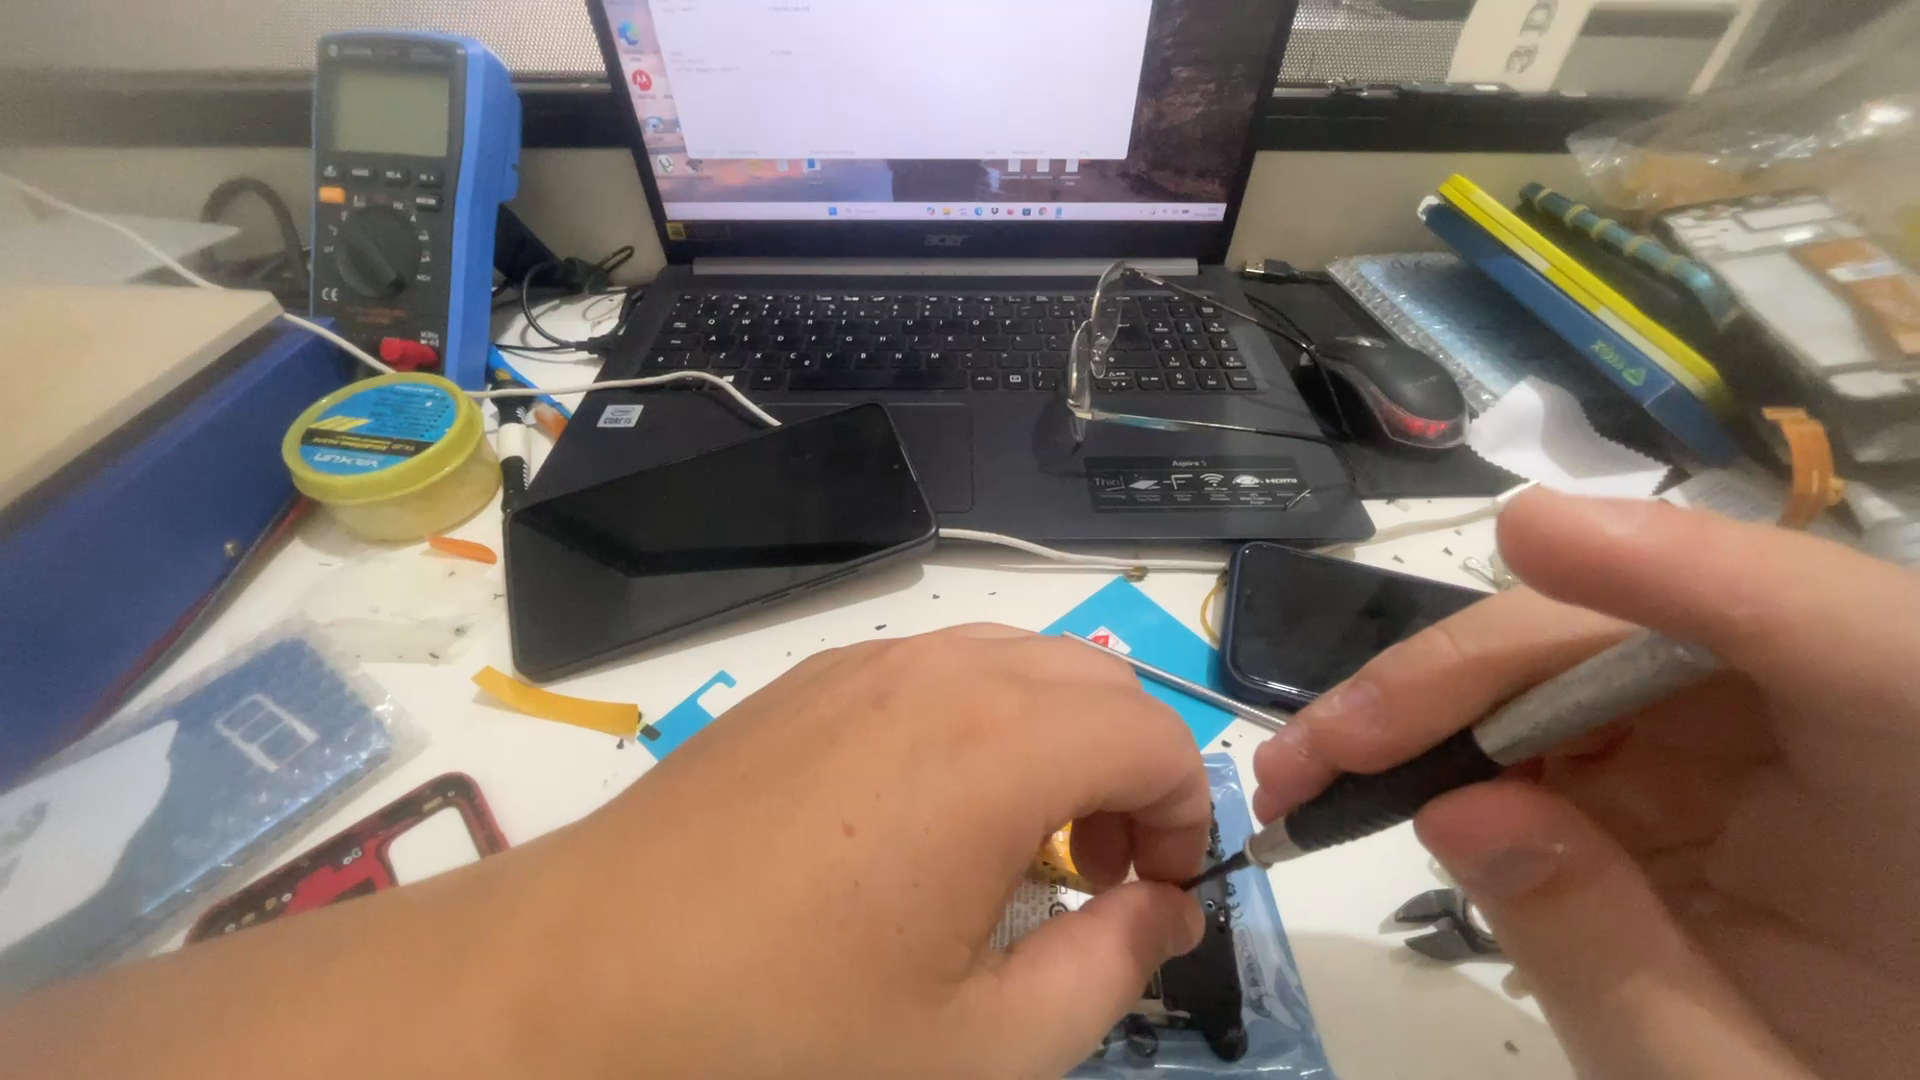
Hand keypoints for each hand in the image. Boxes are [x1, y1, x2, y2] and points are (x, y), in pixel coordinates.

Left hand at [3, 627, 1210, 1079]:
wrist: (574, 983)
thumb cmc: (785, 1037)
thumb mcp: (982, 1050)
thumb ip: (1110, 966)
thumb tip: (1166, 906)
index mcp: (996, 746)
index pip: (1156, 735)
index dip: (1188, 814)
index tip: (1154, 894)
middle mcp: (941, 672)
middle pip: (1098, 679)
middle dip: (1131, 767)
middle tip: (1096, 870)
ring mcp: (869, 660)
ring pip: (1021, 660)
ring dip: (1058, 735)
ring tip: (1019, 838)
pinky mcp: (814, 675)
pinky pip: (942, 666)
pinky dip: (984, 716)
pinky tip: (930, 806)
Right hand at [1252, 490, 1919, 1079]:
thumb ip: (1616, 962)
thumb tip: (1453, 813)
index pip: (1848, 640)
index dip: (1684, 568)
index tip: (1526, 533)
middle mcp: (1840, 736)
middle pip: (1628, 641)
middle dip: (1453, 676)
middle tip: (1322, 748)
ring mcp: (1741, 747)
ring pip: (1557, 668)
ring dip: (1417, 708)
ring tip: (1304, 775)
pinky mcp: (1666, 766)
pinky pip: (1540, 724)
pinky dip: (1439, 747)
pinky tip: (1366, 780)